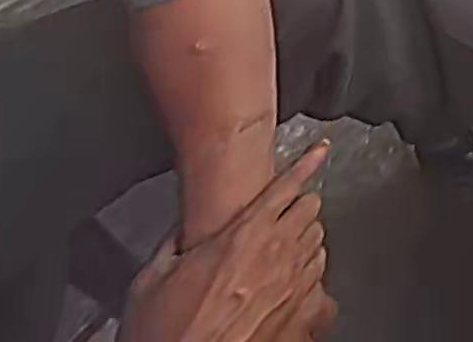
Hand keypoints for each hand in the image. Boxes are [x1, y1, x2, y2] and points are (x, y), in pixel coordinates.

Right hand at [123, 142, 334, 341]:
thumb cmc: (166, 334)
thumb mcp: (151, 284)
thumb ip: (173, 245)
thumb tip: (183, 229)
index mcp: (245, 234)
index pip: (287, 184)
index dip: (307, 162)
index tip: (321, 149)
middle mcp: (279, 247)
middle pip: (311, 205)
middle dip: (297, 210)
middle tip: (276, 226)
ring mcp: (297, 274)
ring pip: (318, 238)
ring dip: (301, 243)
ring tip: (273, 264)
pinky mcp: (307, 305)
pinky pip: (321, 276)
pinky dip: (308, 279)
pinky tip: (287, 290)